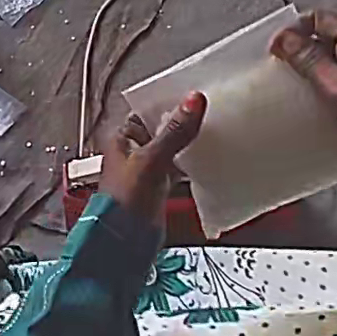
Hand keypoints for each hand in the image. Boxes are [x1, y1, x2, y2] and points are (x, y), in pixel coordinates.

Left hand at [99, 92, 205, 227]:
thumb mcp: (151, 160)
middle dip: (184, 122)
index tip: (196, 94)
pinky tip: (207, 157)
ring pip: (173, 147)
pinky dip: (192, 162)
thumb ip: (174, 131)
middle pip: (163, 128)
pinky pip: (179, 166)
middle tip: (210, 110)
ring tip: (213, 129)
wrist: (124, 242)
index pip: (148, 109)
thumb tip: (193, 100)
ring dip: (190, 141)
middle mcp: (134, 150)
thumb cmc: (123, 201)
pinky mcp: (160, 186)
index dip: (170, 102)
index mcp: (123, 137)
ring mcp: (148, 168)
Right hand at [269, 10, 336, 197]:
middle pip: (326, 39)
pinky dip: (329, 88)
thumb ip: (313, 64)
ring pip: (335, 61)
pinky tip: (320, 106)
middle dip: (301, 53)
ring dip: (314, 74)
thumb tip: (286, 41)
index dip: (293, 32)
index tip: (274, 53)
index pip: (320, 19)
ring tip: (296, 93)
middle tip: (281, 76)